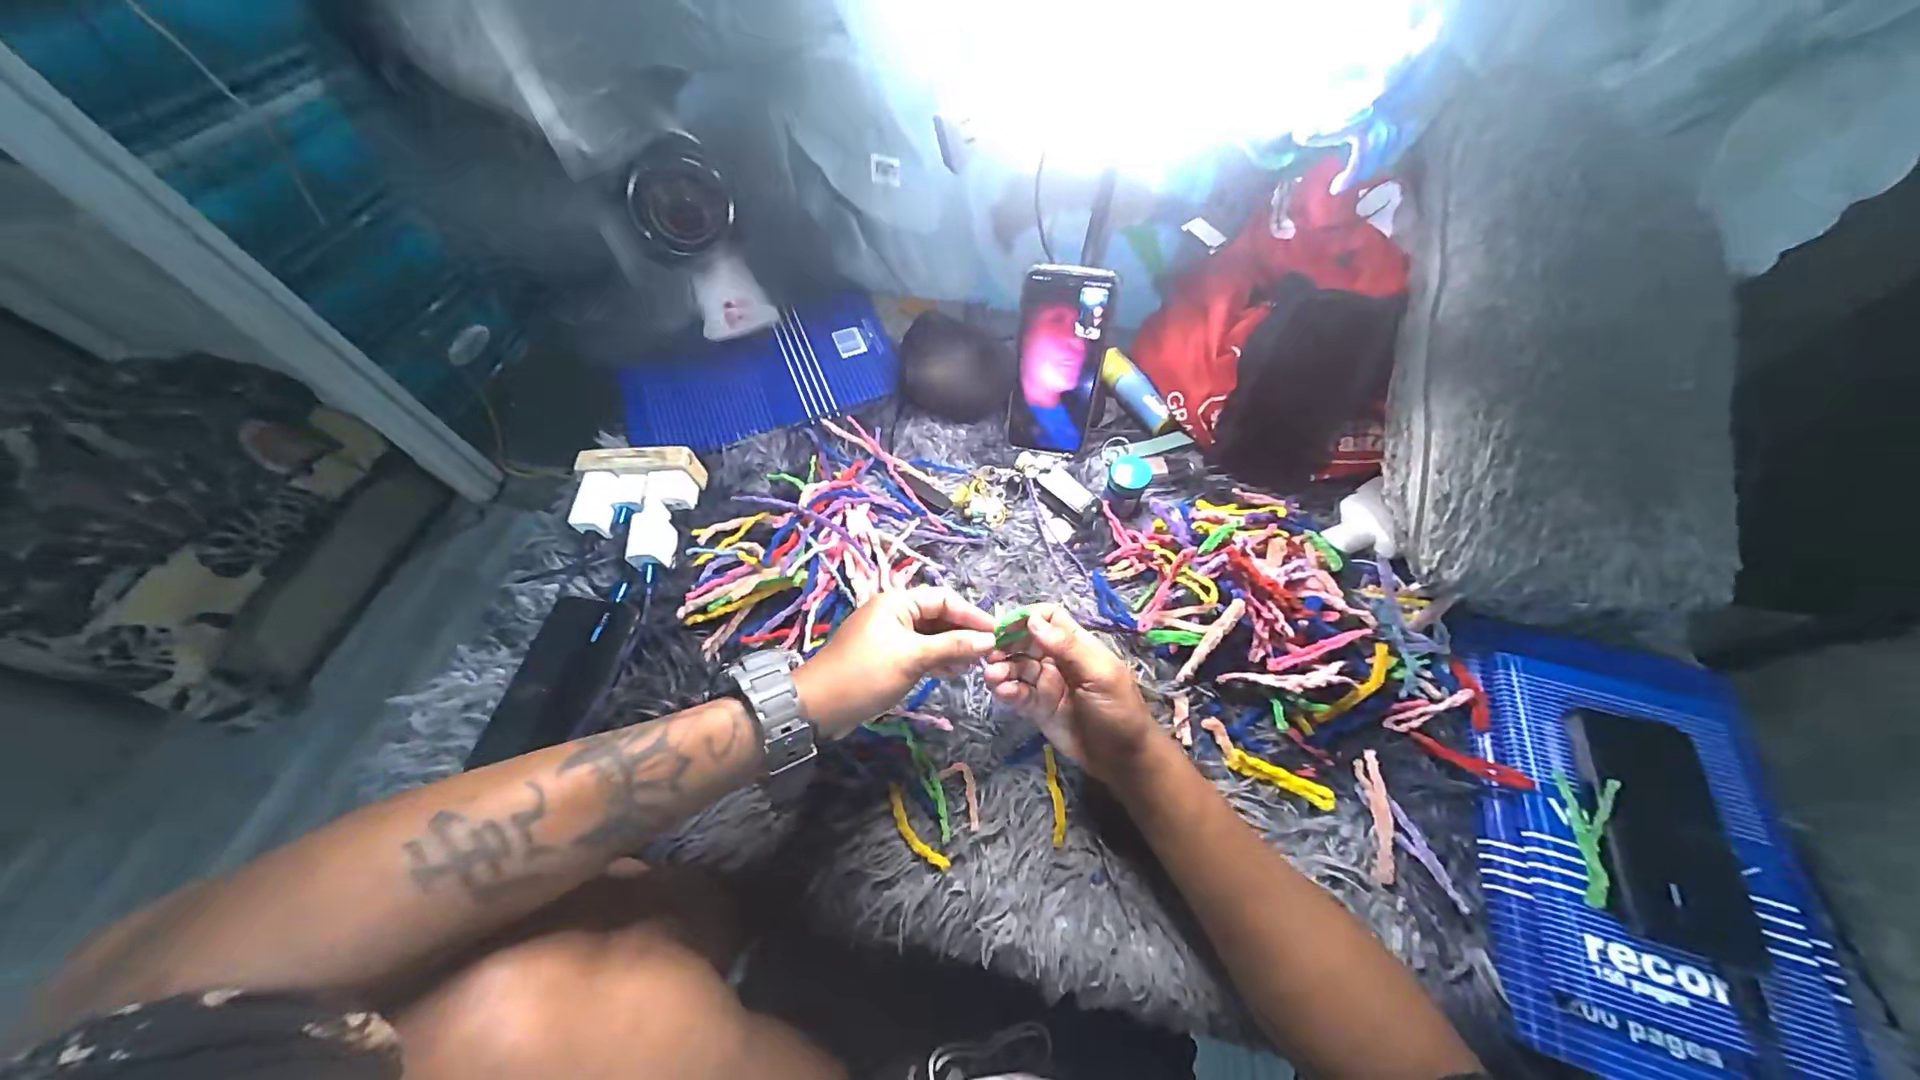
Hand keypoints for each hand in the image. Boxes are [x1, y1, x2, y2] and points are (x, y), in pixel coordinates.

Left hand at [793, 586, 996, 738]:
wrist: (819, 707)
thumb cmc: (867, 674)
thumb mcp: (913, 657)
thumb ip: (953, 645)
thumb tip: (989, 640)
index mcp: (897, 602)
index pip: (945, 599)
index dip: (973, 615)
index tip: (998, 633)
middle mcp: (895, 613)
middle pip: (939, 616)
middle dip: (964, 633)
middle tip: (990, 653)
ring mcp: (891, 635)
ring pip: (932, 636)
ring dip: (953, 648)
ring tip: (975, 665)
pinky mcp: (889, 656)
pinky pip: (921, 651)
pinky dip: (938, 659)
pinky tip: (954, 672)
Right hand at [982, 605, 1159, 784]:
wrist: (1123, 760)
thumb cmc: (1119, 711)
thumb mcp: (1100, 675)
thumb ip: (1067, 647)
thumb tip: (1032, 620)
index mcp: (1077, 646)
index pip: (1048, 618)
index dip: (1027, 619)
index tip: (1007, 628)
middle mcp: (1058, 660)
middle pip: (1025, 642)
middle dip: (1007, 645)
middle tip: (992, 655)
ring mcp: (1046, 684)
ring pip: (1016, 667)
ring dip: (1002, 668)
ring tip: (993, 677)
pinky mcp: (1037, 707)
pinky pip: (1016, 692)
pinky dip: (1006, 689)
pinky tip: (1003, 692)